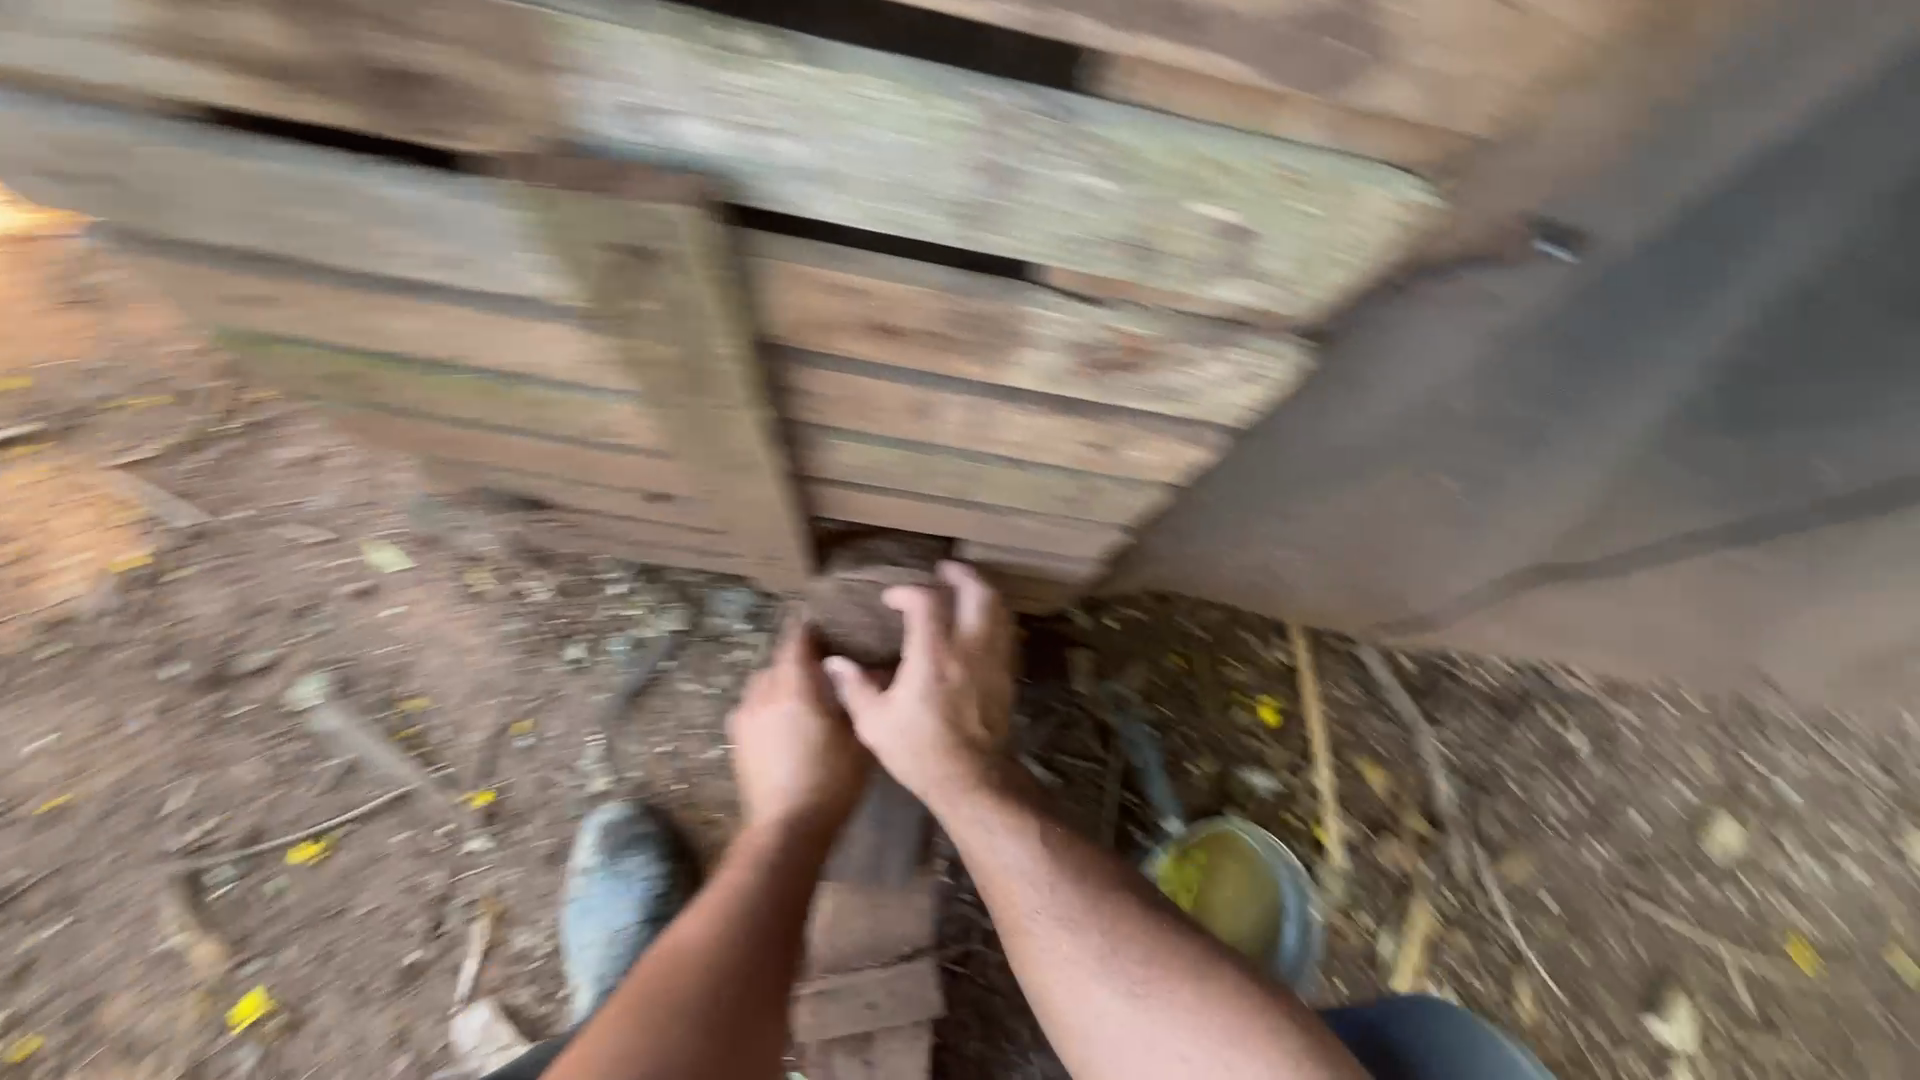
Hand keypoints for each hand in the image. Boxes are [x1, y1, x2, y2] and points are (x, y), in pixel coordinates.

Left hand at [727, 618, 870, 832]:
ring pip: (762, 684)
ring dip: (780, 682)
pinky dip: (768, 705)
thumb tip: (874, 670)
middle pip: (778, 662)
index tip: (825, 623)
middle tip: (824, 667)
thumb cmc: (831, 780)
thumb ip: (862, 698)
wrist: (786, 828)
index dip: (810, 629)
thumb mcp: (859, 737)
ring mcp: (744, 717)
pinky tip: (786, 723)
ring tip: (804, 695)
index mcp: (795, 686)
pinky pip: (753, 707)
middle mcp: (764, 693)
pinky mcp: (736, 739)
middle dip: (798, 659)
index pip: (797, 640)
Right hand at [822, 561, 1015, 808]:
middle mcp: (969, 650)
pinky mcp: (1007, 675)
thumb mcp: (875, 723)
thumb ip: (854, 687)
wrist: (972, 780)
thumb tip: (832, 663)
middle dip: (961, 575)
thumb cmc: (919, 751)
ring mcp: (993, 661)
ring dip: (983, 591)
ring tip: (966, 587)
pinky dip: (996, 616)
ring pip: (999, 609)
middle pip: (977, 593)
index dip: (908, 591)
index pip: (926, 602)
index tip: (892, 599)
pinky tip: (982, 621)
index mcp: (933, 657)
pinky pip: (1007, 632)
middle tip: (944, 569)